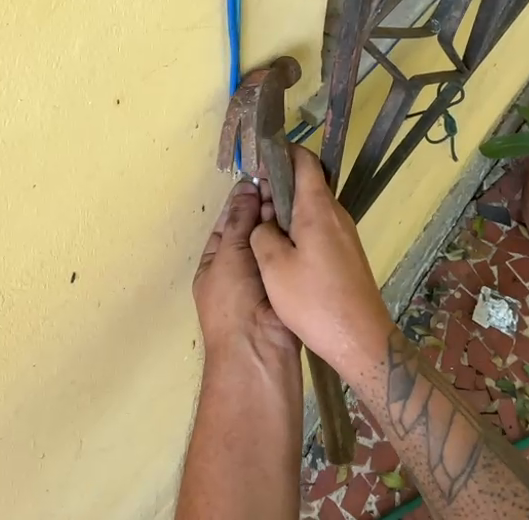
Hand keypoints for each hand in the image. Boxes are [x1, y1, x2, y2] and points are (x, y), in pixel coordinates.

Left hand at [193, 179, 298, 362]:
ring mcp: (266, 277)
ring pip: (275, 242)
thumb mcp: (228, 256)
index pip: (229, 222)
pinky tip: (312, 218)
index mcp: (216, 262)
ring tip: (301, 192)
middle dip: (267, 209)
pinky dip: (299, 240)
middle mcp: (240, 268)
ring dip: (284, 222)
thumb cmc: (233, 303)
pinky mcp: (289, 284)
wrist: (260, 353)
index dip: (245, 200)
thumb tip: (246, 187)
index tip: (263, 175)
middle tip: (287, 180)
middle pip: (255, 230)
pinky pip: (292, 257)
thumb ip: (238, 220)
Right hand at [249, 145, 393, 378]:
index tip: (258, 163)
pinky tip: (282, 253)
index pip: (304, 160)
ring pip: (311, 207)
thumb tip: (264, 222)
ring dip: (287, 210)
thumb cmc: (315, 301)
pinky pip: (319, 226)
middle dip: (278, 186)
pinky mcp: (346, 252)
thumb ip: (261, 234)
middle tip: (252, 205)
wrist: (361, 339)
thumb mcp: (273, 267)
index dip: (281, 153)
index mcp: (317, 208)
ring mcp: (344, 233)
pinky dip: (298, 228)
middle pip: (307, 182)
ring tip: (262, 230)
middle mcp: (335, 213)